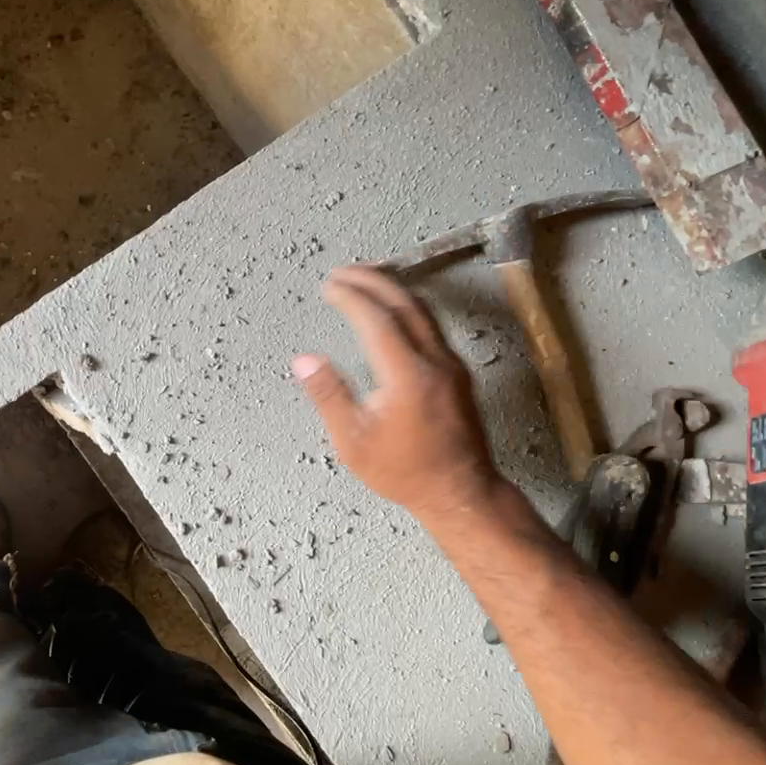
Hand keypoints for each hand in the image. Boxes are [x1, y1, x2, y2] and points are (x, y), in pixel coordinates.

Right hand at [293, 265, 504, 520]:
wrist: (461, 493)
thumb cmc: (404, 472)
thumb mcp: (353, 441)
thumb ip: (329, 395)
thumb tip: (304, 360)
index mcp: (407, 376)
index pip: (376, 319)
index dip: (350, 296)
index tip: (329, 285)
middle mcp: (434, 362)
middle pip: (404, 303)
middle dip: (372, 279)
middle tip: (343, 271)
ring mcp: (451, 365)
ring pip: (423, 309)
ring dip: (392, 288)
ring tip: (365, 278)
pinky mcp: (457, 372)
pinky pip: (431, 323)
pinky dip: (406, 305)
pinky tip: (392, 309)